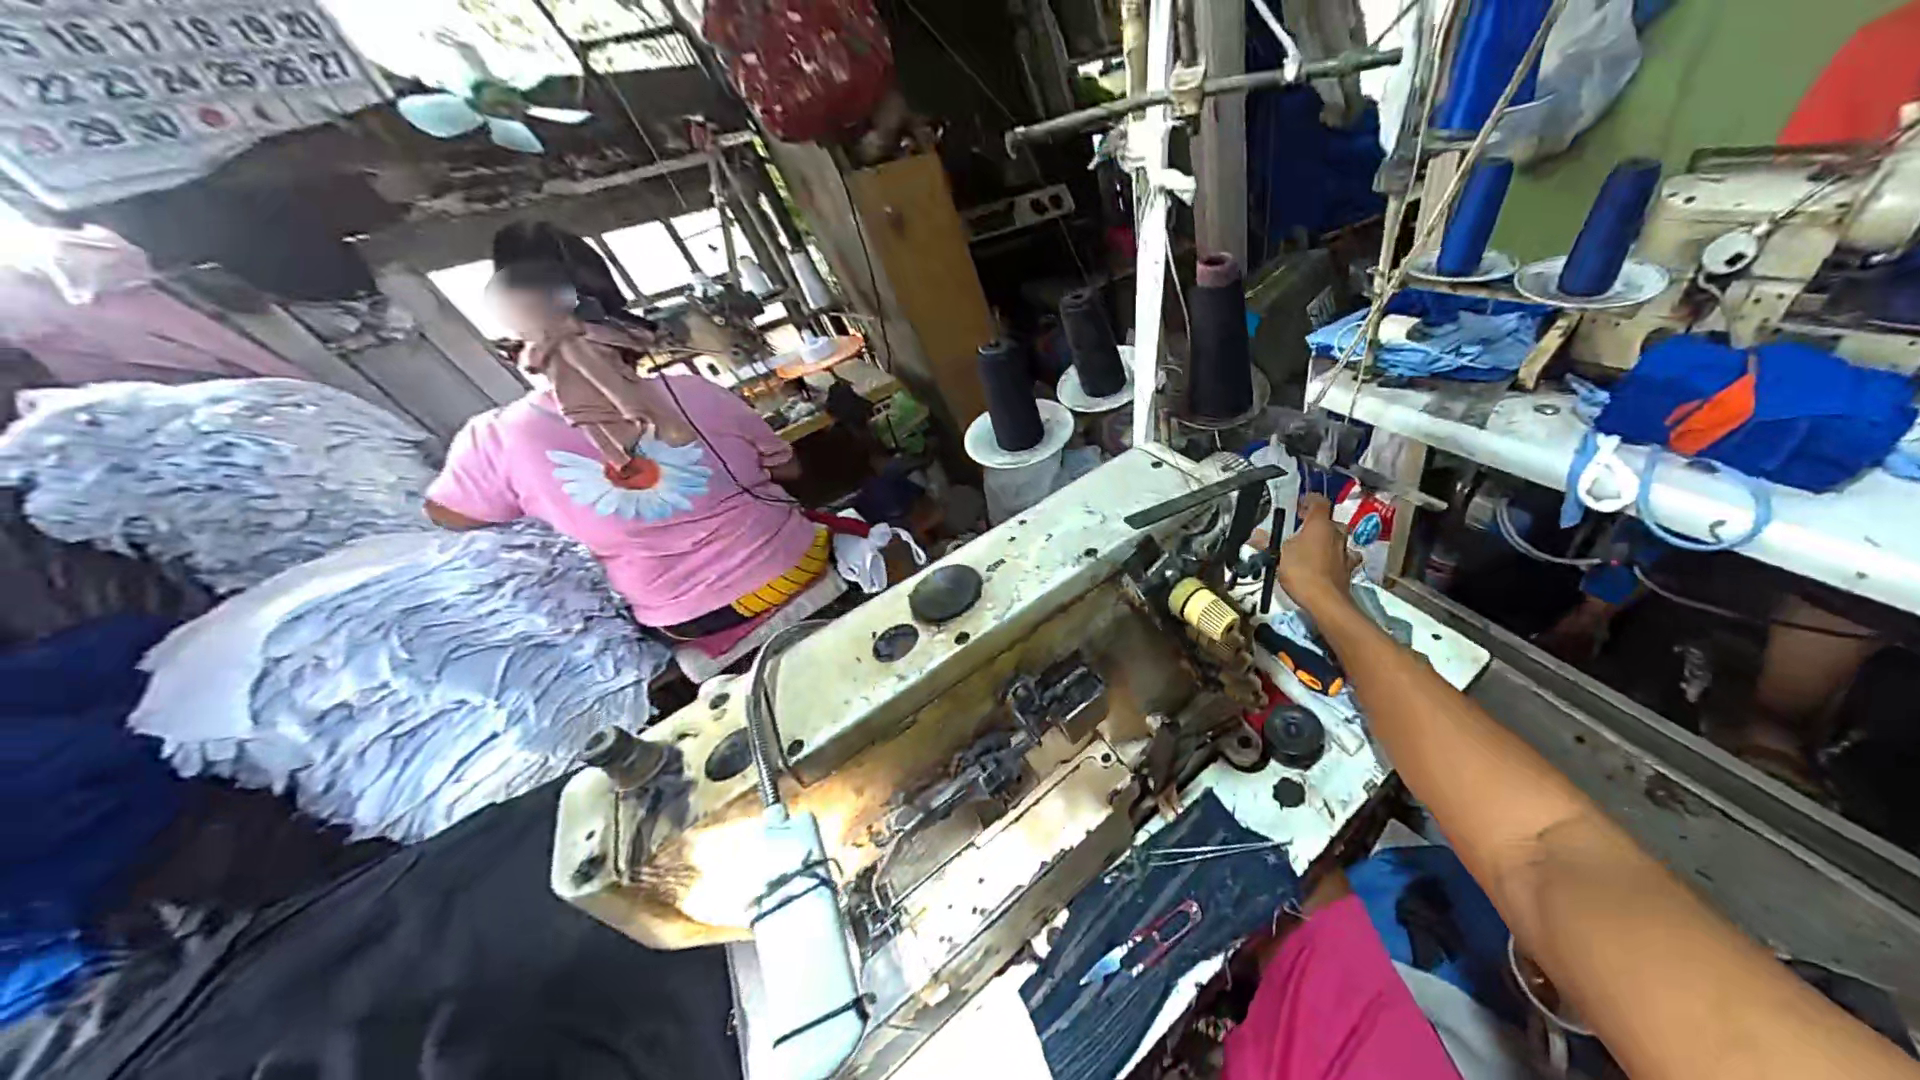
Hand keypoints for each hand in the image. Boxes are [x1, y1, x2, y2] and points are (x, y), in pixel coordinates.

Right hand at [1277, 495, 1359, 616]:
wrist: (1325, 600)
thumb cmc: (1301, 572)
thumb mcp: (1277, 555)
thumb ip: (1266, 542)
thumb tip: (1253, 535)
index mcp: (1319, 524)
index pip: (1320, 502)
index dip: (1310, 500)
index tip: (1299, 505)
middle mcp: (1336, 533)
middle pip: (1330, 520)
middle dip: (1318, 522)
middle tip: (1302, 528)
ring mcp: (1346, 550)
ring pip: (1339, 537)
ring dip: (1329, 538)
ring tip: (1314, 546)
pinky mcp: (1349, 567)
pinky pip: (1345, 555)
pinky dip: (1338, 556)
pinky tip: (1330, 562)